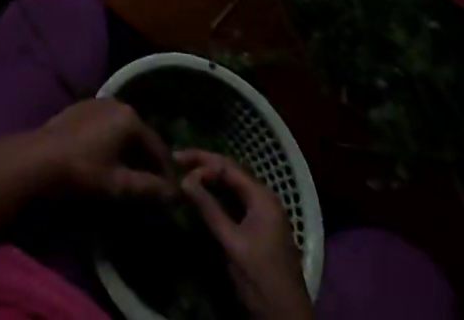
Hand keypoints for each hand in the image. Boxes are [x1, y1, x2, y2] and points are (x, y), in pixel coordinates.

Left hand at [35, 100, 178, 201]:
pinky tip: (105, 158)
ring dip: (128, 149)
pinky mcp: (79, 108)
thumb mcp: (118, 185)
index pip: (158, 147)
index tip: (172, 191)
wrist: (37, 159)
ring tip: (129, 172)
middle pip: (140, 135)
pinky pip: (104, 125)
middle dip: (147, 159)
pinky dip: (111, 141)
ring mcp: (96, 103)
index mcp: (130, 118)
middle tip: (152, 183)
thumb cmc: (82, 171)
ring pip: (121, 129)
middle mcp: (117, 103)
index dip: (166, 171)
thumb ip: (148, 188)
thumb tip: (174, 194)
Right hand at [177, 151, 311, 319]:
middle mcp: (264, 198)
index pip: (228, 167)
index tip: (176, 162)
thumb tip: (185, 180)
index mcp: (262, 196)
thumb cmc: (260, 278)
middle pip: (231, 173)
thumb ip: (209, 209)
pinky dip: (218, 197)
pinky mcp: (258, 228)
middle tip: (177, 160)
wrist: (286, 317)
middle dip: (204, 165)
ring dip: (210, 179)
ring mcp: (263, 213)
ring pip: (233, 187)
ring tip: (185, 174)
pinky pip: (236, 202)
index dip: (201, 162)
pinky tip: (202, 197)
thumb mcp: (231, 242)